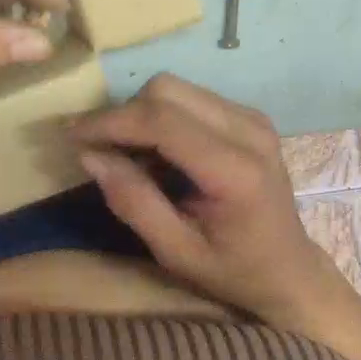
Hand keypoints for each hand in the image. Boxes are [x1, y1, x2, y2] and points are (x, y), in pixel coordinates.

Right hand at [66, 75, 351, 324]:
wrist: (290, 271)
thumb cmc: (233, 272)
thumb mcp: (176, 252)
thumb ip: (133, 202)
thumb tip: (90, 155)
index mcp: (236, 170)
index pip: (162, 120)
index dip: (110, 122)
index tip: (71, 136)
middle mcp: (249, 130)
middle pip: (166, 90)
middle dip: (123, 115)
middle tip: (100, 152)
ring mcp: (252, 118)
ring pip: (175, 88)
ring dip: (140, 115)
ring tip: (129, 157)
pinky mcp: (248, 115)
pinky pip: (189, 97)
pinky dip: (160, 117)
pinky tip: (157, 155)